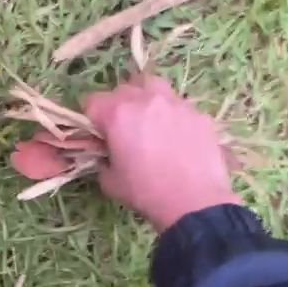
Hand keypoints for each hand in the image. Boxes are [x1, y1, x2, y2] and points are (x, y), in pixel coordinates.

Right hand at [84, 76, 240, 232]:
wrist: (192, 200)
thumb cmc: (144, 192)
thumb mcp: (110, 182)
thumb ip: (103, 161)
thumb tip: (105, 156)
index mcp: (118, 115)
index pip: (93, 101)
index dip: (89, 117)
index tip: (94, 131)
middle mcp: (146, 100)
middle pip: (123, 89)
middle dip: (116, 105)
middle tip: (119, 128)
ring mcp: (175, 103)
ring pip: (153, 86)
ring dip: (144, 98)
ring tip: (147, 120)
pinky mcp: (197, 113)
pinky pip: (178, 105)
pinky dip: (170, 115)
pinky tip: (174, 137)